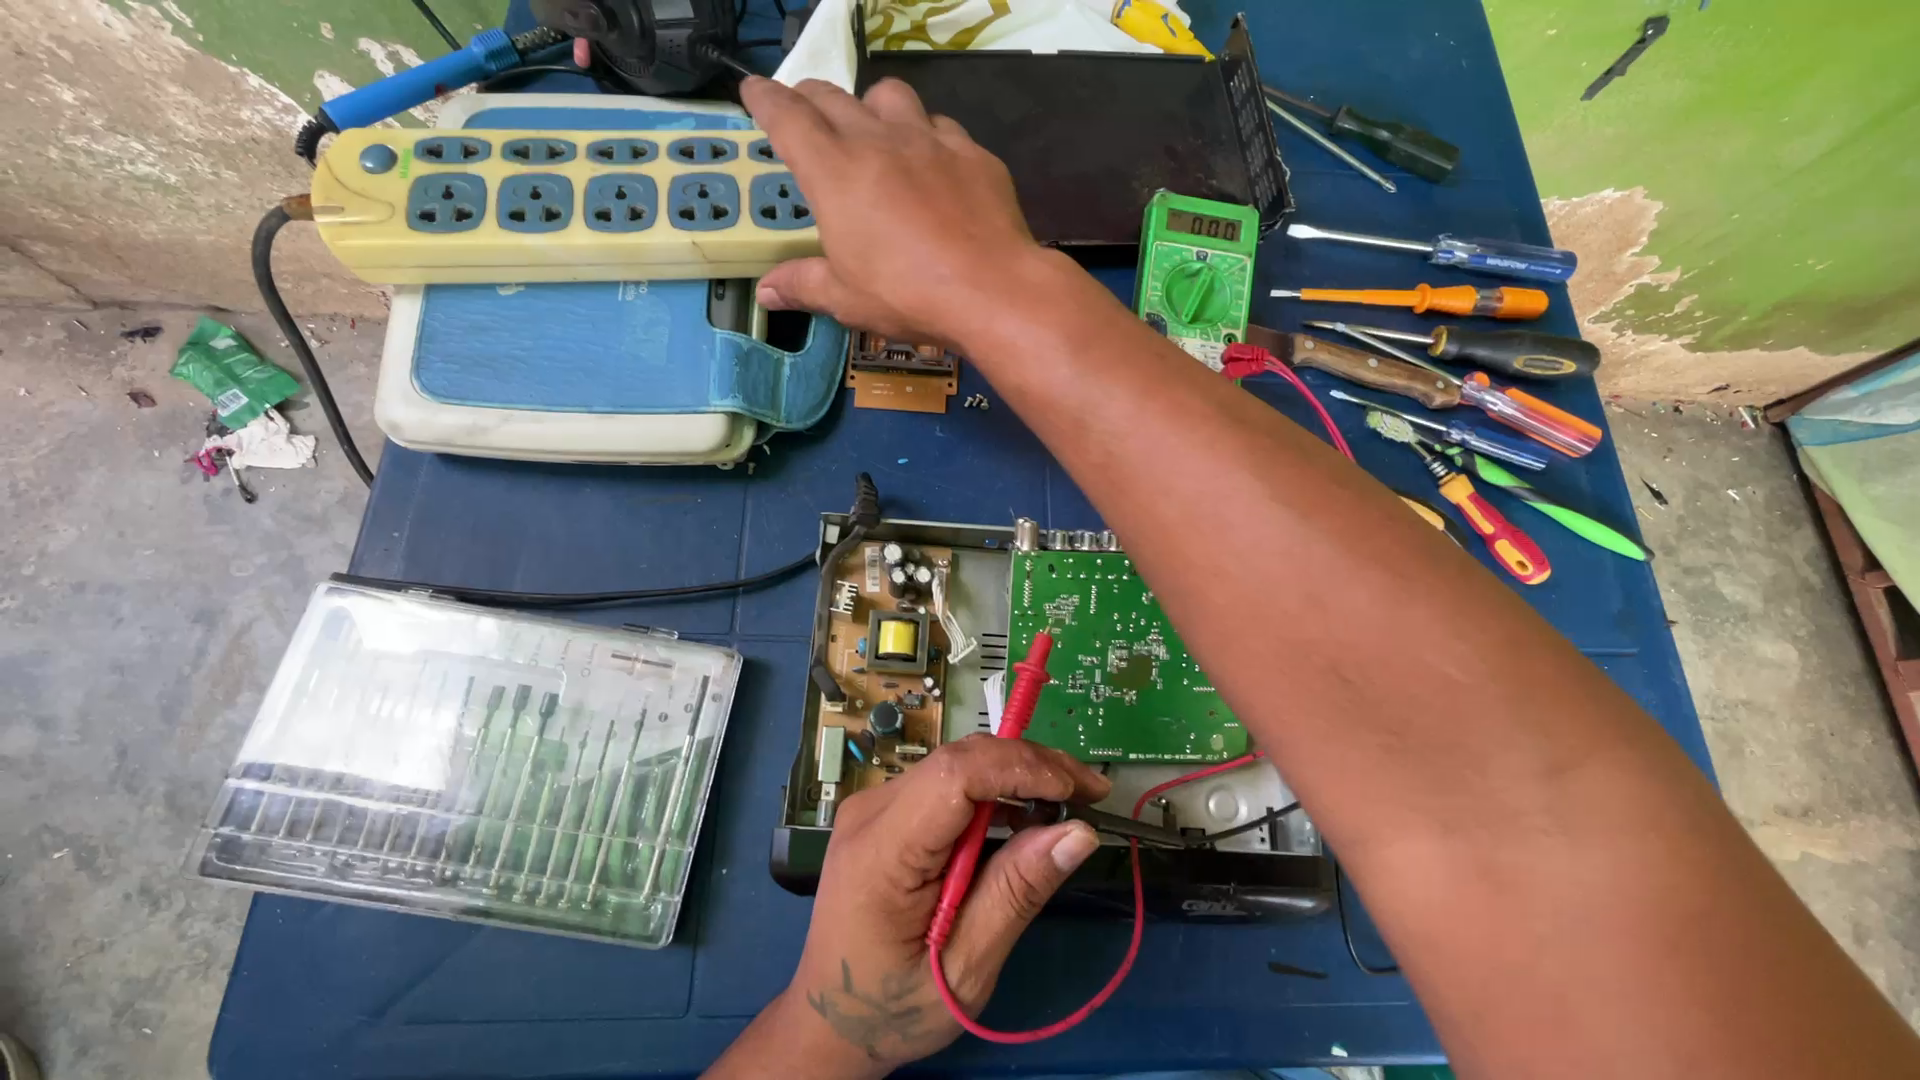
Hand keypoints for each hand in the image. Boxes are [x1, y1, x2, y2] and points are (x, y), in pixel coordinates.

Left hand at [721, 736, 1109, 1075]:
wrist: (830, 1017)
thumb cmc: (893, 1004)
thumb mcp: (964, 968)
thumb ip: (1016, 894)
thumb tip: (1079, 832)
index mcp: (882, 851)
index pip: (953, 776)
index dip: (1020, 769)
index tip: (1079, 792)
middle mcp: (872, 810)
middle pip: (959, 760)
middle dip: (1031, 765)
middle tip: (1093, 791)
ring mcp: (875, 806)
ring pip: (958, 765)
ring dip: (1018, 774)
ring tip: (1072, 801)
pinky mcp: (887, 812)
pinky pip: (948, 784)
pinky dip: (995, 791)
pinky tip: (1029, 813)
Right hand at [739, 76, 1073, 350]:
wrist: (992, 289)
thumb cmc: (908, 295)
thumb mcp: (846, 298)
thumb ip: (804, 285)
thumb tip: (767, 291)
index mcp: (836, 173)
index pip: (788, 118)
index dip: (765, 100)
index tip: (753, 90)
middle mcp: (879, 141)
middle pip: (834, 98)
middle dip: (810, 98)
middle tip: (804, 109)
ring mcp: (930, 141)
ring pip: (891, 96)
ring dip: (872, 105)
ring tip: (872, 128)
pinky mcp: (972, 153)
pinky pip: (941, 127)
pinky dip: (926, 135)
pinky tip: (931, 163)